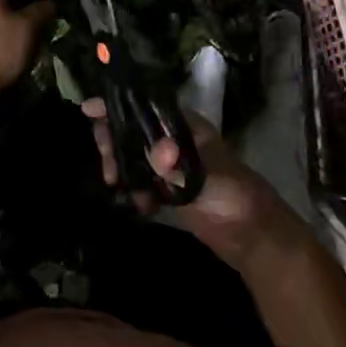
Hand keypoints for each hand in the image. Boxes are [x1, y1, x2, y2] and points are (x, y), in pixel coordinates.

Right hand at [81, 100, 297, 266]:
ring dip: (119, 169)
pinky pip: (138, 180)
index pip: (142, 105)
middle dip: (111, 143)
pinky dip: (132, 190)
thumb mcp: (210, 176)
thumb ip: (181, 163)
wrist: (257, 242)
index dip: (114, 104)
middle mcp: (172, 138)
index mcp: (184, 126)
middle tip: (107, 168)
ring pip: (129, 154)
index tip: (88, 111)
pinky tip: (138, 204)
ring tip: (118, 188)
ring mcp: (168, 163)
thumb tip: (157, 150)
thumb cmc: (238, 198)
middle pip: (129, 128)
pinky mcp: (166, 187)